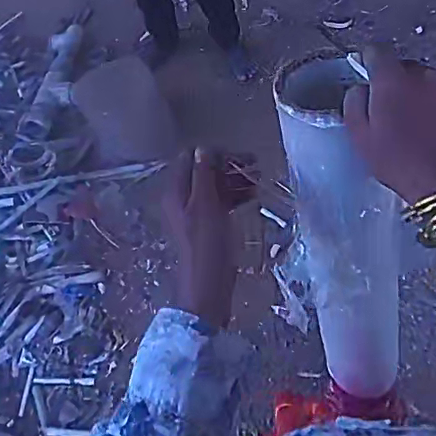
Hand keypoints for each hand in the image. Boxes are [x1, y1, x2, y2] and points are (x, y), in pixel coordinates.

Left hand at [164, 148, 239, 328]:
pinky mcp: (208, 226)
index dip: (213, 153)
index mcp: (177, 191)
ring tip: (259, 180)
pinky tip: (254, 196)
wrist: (208, 287)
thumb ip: (204, 175)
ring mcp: (195, 212)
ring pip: (214, 186)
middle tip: (255, 166)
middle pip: (204, 171)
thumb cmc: (207, 244)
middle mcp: (182, 198)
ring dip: (235, 180)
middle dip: (228, 165)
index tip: (238, 156)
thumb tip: (204, 148)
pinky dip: (235, 196)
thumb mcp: (206, 205)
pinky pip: (220, 202)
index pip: (190, 158)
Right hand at [344, 48, 435, 203]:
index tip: (368, 72)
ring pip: (429, 80)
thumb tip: (361, 87)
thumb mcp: (360, 137)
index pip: (377, 51)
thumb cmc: (399, 163)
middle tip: (395, 110)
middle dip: (397, 82)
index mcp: (391, 81)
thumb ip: (355, 102)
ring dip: (422, 93)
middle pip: (405, 67)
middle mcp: (423, 75)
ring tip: (421, 122)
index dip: (370, 59)